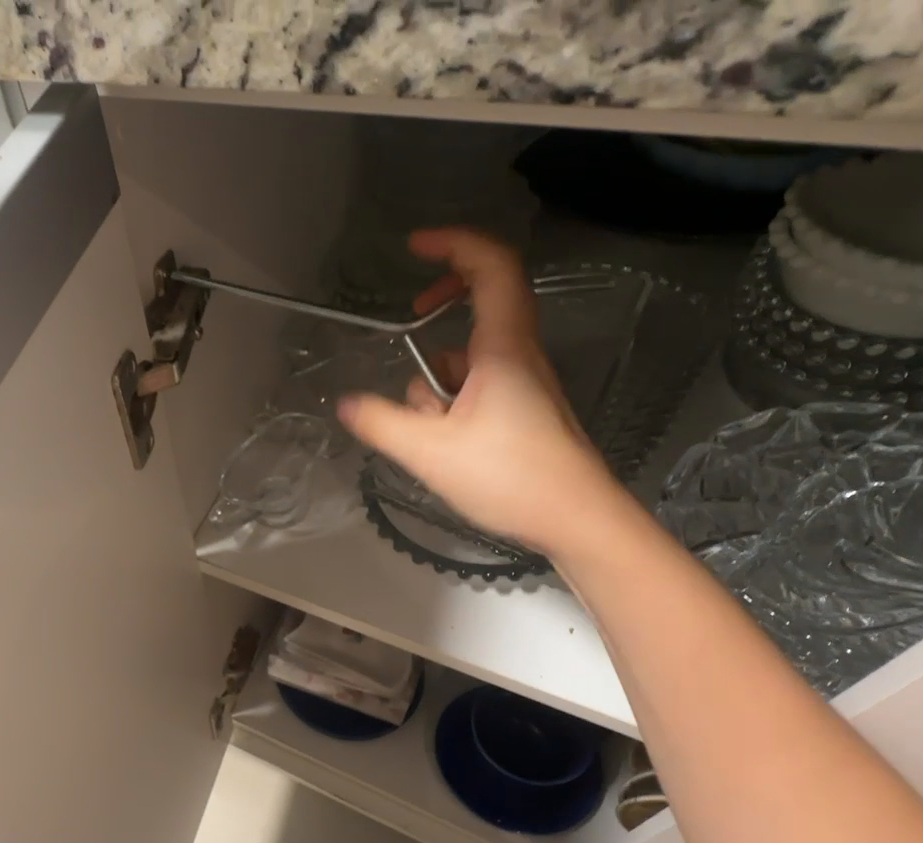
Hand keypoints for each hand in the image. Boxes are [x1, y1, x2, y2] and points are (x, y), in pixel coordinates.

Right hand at [337, 228, 629, 557]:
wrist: (577, 519)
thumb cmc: (511, 477)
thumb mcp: (430, 452)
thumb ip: (382, 423)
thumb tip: (345, 404)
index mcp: (503, 348)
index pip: (492, 268)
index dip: (455, 244)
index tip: (416, 246)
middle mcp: (518, 353)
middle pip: (485, 298)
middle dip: (443, 298)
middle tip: (412, 311)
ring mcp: (523, 381)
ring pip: (471, 354)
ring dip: (436, 377)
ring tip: (423, 429)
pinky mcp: (522, 407)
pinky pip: (477, 383)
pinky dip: (449, 399)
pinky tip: (439, 441)